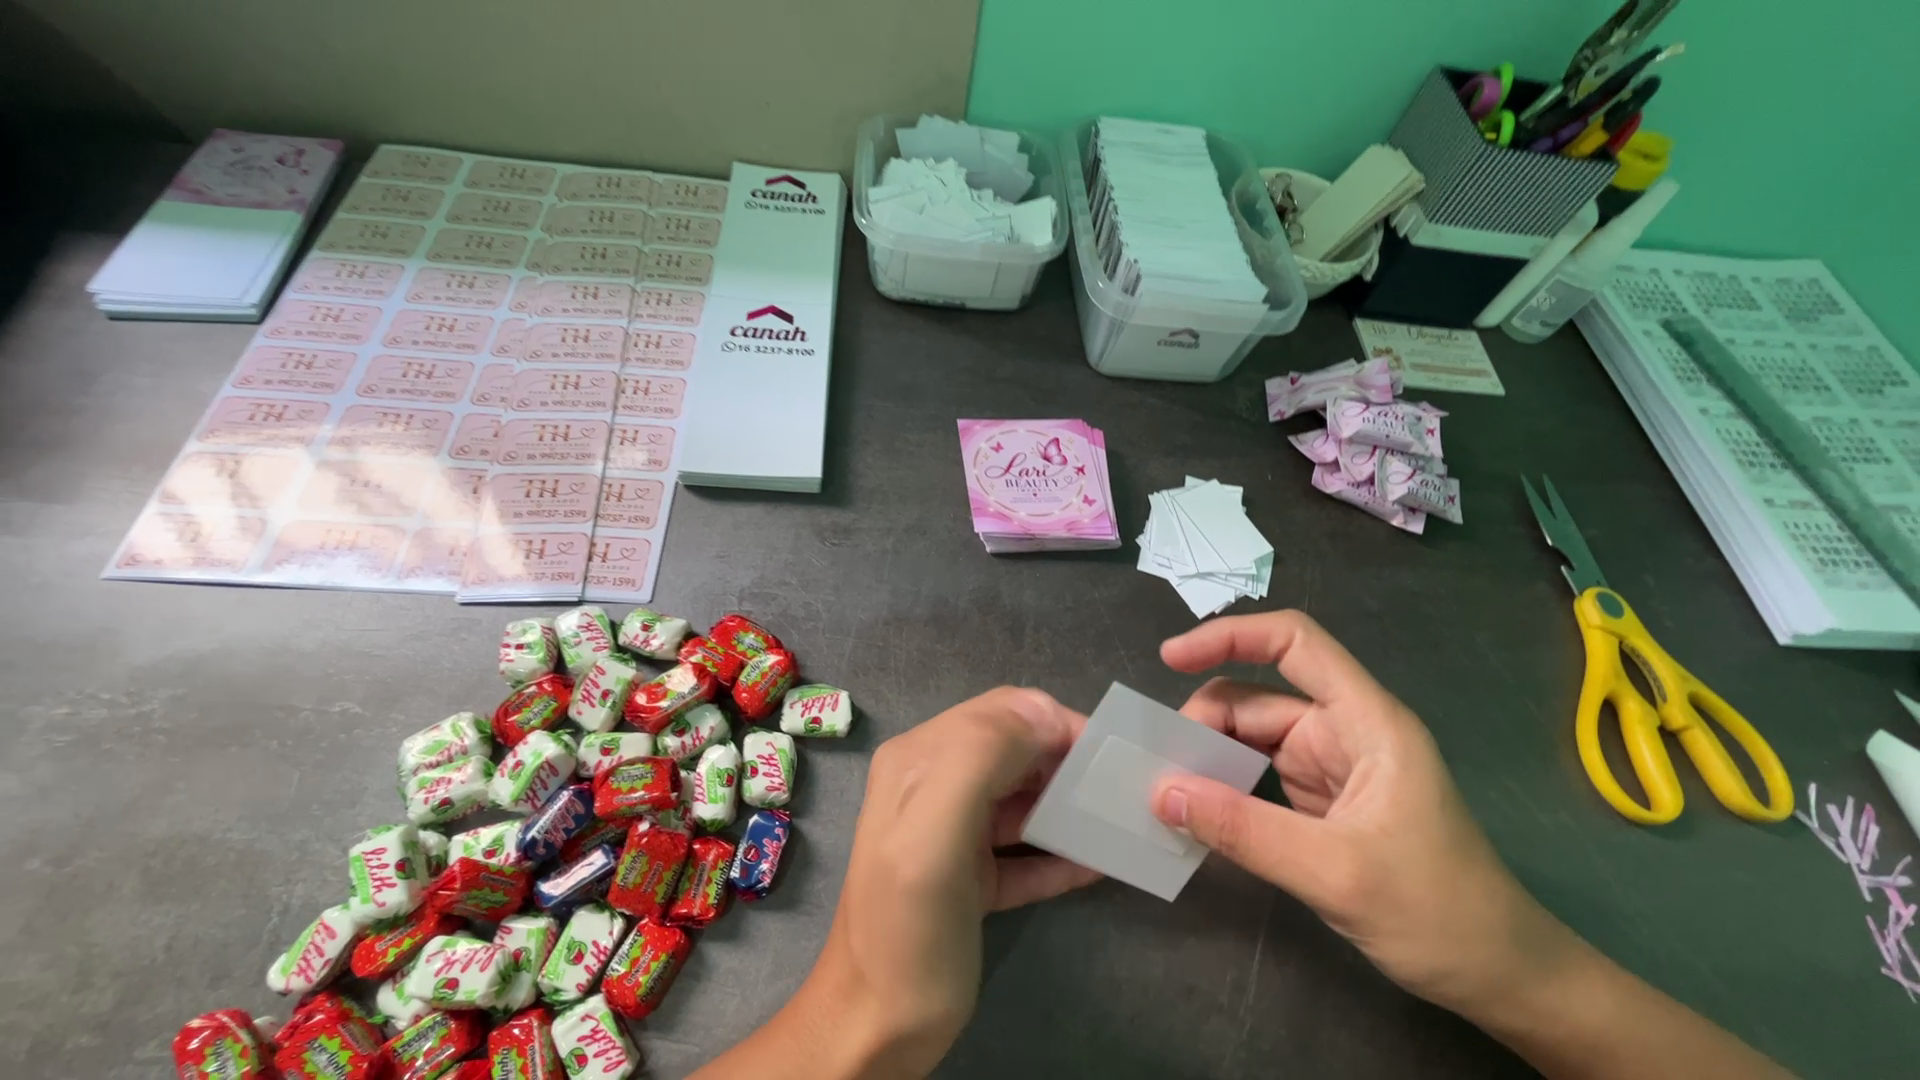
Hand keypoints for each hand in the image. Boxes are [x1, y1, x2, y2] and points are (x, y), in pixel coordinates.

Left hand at [710, 687, 1100, 1077]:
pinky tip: (1098, 866)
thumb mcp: (934, 833)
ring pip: (1024, 798)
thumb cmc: (907, 927)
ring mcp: (954, 833)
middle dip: (1067, 760)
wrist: (875, 1027)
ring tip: (1119, 821)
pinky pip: (1026, 851)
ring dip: (1069, 805)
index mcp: (920, 760)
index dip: (1055, 723)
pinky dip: (1061, 854)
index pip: (1002, 713)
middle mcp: (936, 784)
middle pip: (1017, 750)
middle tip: (1119, 788)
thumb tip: (1044, 717)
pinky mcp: (973, 878)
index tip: (1108, 754)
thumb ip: (980, 758)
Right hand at [1150, 611, 1577, 1014]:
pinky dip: (1225, 788)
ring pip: (1254, 739)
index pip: (1295, 645)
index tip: (1170, 658)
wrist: (1501, 977)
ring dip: (1210, 757)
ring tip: (1165, 788)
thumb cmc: (1438, 912)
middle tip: (1159, 764)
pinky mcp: (1323, 804)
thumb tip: (1159, 792)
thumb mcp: (1334, 872)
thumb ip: (1243, 829)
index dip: (1231, 637)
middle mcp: (1347, 733)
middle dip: (1205, 720)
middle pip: (1259, 697)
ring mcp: (1334, 769)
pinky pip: (1259, 778)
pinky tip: (1196, 810)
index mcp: (1367, 722)